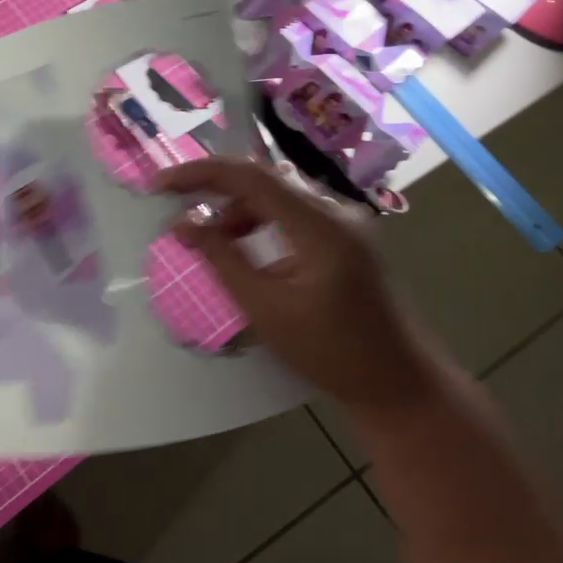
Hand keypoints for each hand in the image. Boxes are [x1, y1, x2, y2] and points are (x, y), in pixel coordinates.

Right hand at [153, 157, 439, 416]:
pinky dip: (258, 225)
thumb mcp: (265, 308)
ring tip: (205, 240)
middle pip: (263, 182)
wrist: (402, 387)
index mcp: (319, 226)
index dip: (199, 174)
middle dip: (213, 191)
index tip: (159, 185)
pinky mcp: (344, 242)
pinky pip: (291, 217)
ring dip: (235, 212)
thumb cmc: (333, 353)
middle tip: (172, 205)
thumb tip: (181, 225)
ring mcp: (344, 227)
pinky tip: (240, 251)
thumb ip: (222, 259)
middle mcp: (335, 214)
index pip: (250, 177)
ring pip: (276, 199)